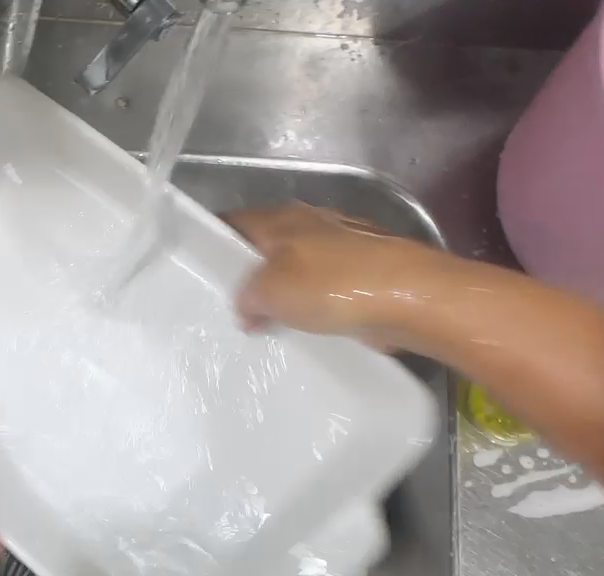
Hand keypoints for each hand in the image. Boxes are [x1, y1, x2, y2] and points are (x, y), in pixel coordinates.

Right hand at [226, 202, 453, 348]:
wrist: (408, 298)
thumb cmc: (331, 286)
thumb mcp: (268, 291)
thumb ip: (246, 297)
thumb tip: (246, 307)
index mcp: (283, 220)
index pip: (234, 222)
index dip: (212, 241)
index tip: (194, 268)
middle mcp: (311, 225)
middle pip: (264, 247)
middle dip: (244, 273)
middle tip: (224, 305)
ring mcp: (340, 248)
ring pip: (292, 269)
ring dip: (277, 293)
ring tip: (259, 322)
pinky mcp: (361, 276)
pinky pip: (318, 290)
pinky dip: (305, 306)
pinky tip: (299, 327)